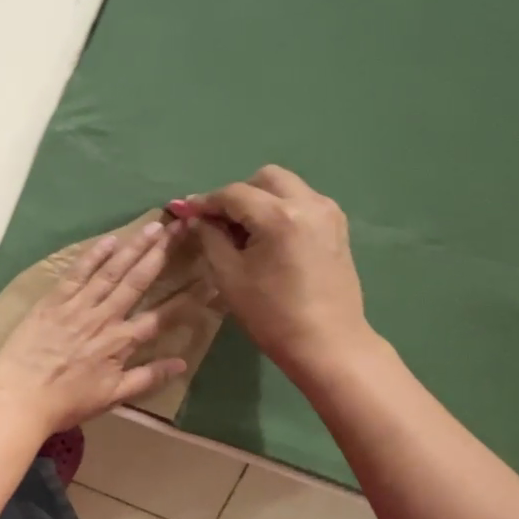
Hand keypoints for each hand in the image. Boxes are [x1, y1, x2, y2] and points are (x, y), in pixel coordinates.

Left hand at [0, 221, 194, 435]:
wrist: (19, 398)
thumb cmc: (64, 404)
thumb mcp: (111, 397)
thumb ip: (147, 378)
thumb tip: (182, 363)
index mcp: (121, 343)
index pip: (162, 316)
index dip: (188, 297)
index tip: (209, 277)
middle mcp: (103, 319)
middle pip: (138, 281)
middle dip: (162, 254)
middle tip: (182, 229)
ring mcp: (76, 308)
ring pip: (110, 272)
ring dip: (133, 248)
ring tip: (154, 227)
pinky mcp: (51, 303)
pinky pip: (75, 274)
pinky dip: (93, 256)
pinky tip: (109, 240)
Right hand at [181, 165, 374, 376]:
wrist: (325, 340)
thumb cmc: (270, 312)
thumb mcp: (229, 275)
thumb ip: (210, 238)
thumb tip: (196, 219)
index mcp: (279, 216)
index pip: (233, 194)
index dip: (204, 202)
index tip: (182, 211)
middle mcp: (309, 203)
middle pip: (265, 178)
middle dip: (236, 194)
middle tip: (217, 222)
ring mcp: (328, 213)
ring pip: (286, 187)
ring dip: (259, 200)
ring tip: (240, 233)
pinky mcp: (336, 226)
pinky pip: (301, 202)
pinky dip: (278, 210)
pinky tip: (265, 239)